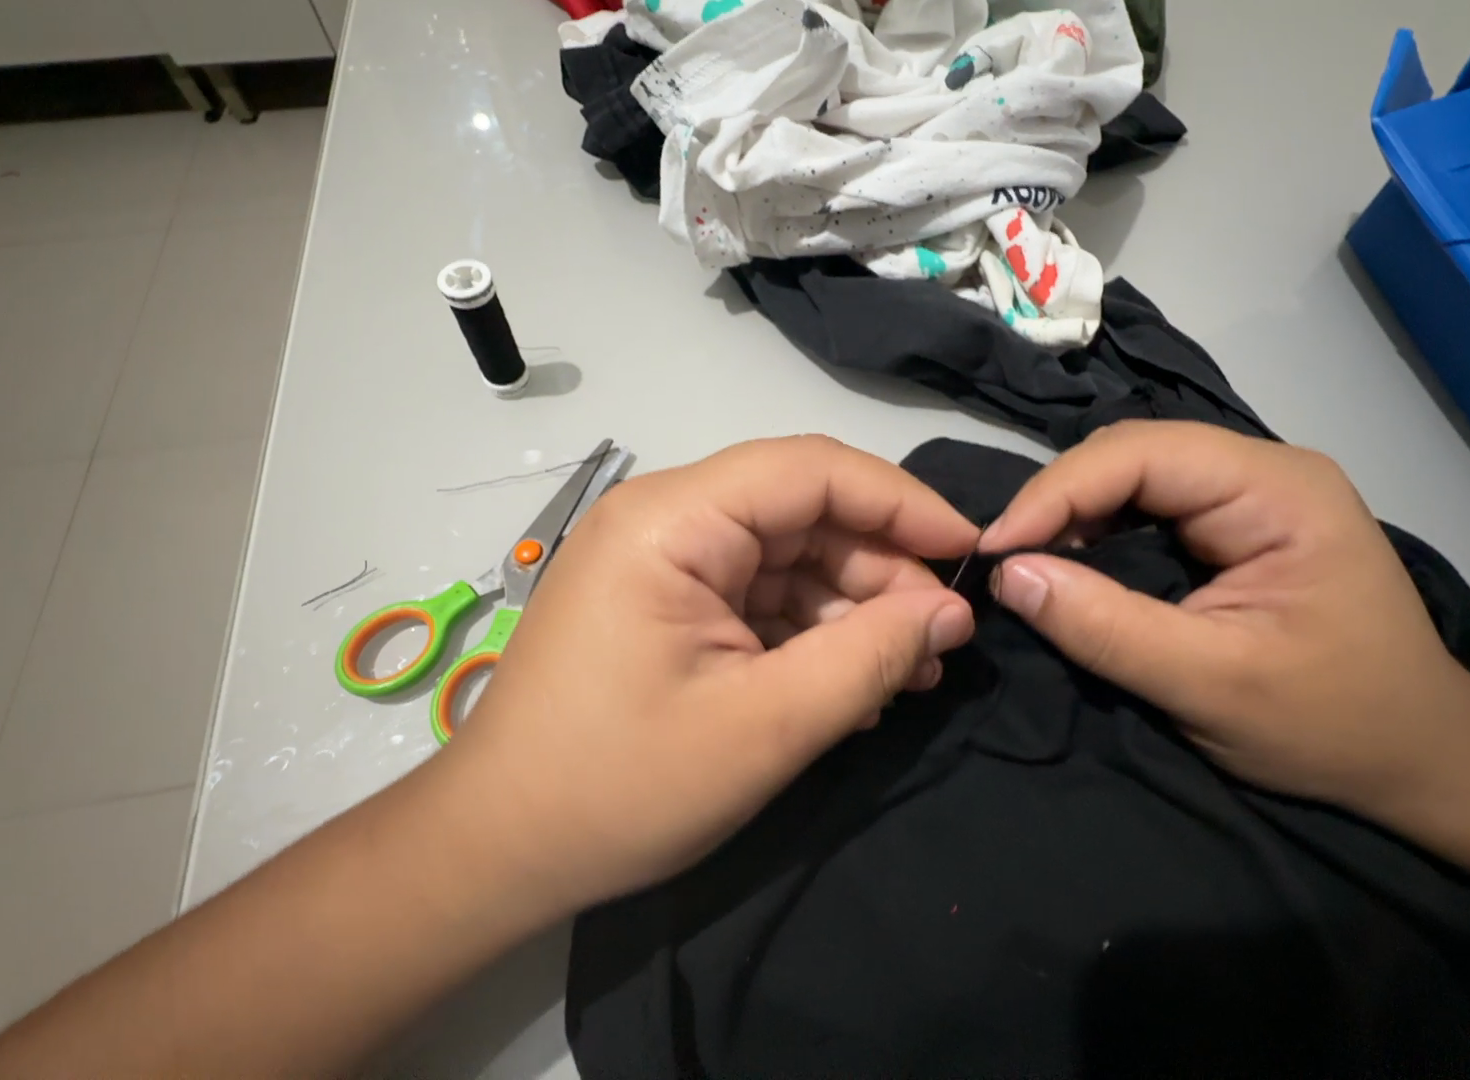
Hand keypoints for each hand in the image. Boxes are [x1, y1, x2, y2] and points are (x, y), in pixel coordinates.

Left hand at [433, 436, 978, 916]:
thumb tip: (951, 612)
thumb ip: (870, 658)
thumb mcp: (765, 726)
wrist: (500, 850)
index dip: (900, 504)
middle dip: (880, 573)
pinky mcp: (664, 608)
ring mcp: (662, 565)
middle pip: (802, 514)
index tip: (969, 553)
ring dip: (852, 611)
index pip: (810, 470)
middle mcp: (664, 522)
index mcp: (672, 522)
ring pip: (787, 560)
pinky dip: (809, 636)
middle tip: (941, 642)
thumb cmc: (622, 786)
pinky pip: (757, 600)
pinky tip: (852, 686)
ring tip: (909, 674)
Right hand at [979, 420, 1469, 807]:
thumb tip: (1005, 574)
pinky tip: (1069, 564)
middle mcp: (1261, 472)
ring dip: (1070, 515)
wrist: (1416, 757)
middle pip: (1131, 453)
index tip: (994, 550)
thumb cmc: (1330, 725)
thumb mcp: (1210, 685)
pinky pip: (1141, 506)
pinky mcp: (1229, 524)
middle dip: (1058, 501)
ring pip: (1129, 475)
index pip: (1141, 454)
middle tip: (1002, 560)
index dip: (1056, 492)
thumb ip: (1106, 628)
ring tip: (1026, 562)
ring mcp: (1246, 494)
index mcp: (1277, 491)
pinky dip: (1093, 532)